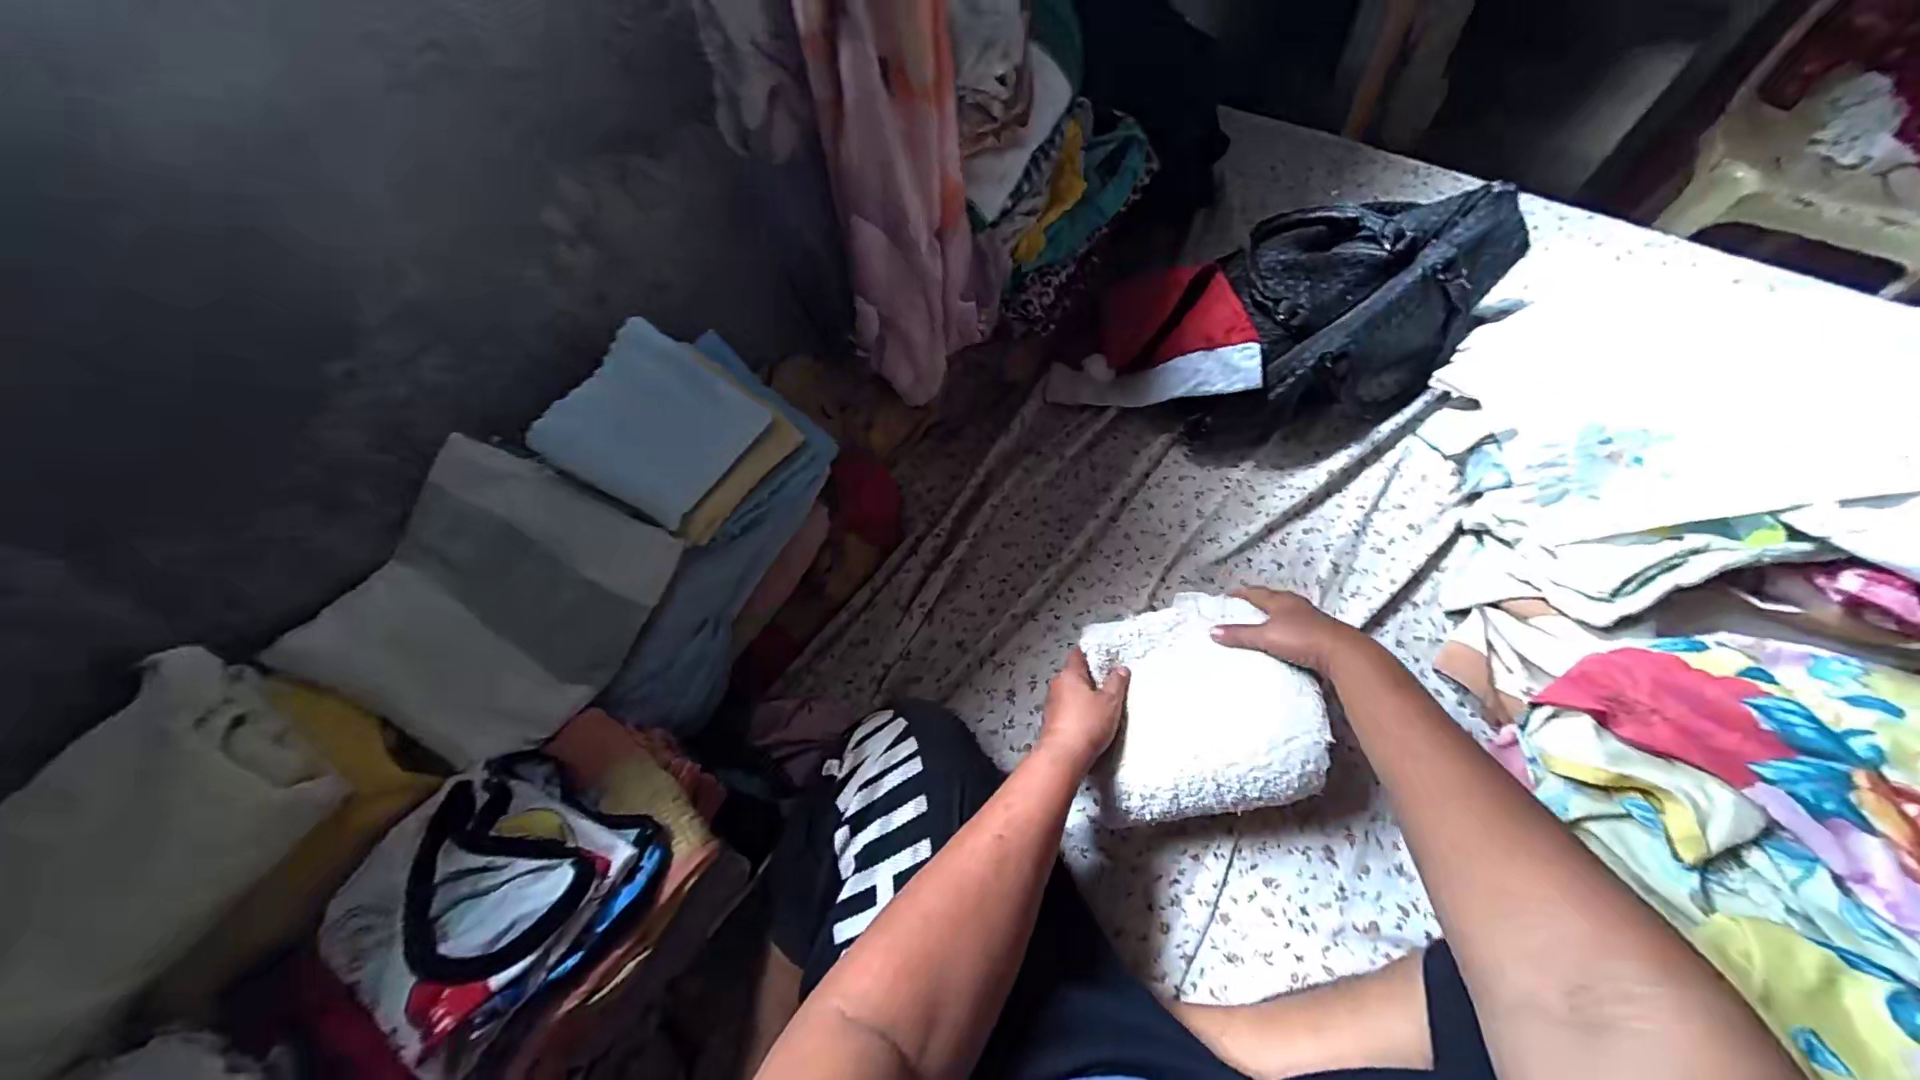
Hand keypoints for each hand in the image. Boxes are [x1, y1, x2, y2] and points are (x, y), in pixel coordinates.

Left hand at [1035, 647, 1128, 772]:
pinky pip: (1066, 708)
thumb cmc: (1088, 723)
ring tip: (1101, 702)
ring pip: (1069, 692)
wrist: (1063, 756)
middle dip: (1089, 677)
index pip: (1078, 655)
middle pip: (1074, 674)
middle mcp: (1056, 684)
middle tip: (1108, 682)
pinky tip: (1088, 719)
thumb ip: (1116, 683)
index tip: (1105, 658)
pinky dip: (1076, 709)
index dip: (1091, 654)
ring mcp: (1051, 703)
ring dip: (1082, 695)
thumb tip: (1120, 668)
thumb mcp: (1110, 702)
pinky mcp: (1050, 720)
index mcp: (1069, 674)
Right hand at [1210, 587, 1371, 672]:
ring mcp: (1309, 619)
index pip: (1255, 592)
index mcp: (1281, 600)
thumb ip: (1239, 635)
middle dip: (1256, 602)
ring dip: (1271, 615)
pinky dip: (1283, 629)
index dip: (1240, 593)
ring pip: (1284, 612)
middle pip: (1272, 599)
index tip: (1227, 596)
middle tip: (1241, 608)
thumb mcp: (1266, 637)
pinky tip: (1279, 637)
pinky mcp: (1318, 634)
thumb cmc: (1302, 638)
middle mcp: (1295, 605)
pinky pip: (1294, 627)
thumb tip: (1212, 631)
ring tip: (1258, 622)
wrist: (1343, 654)